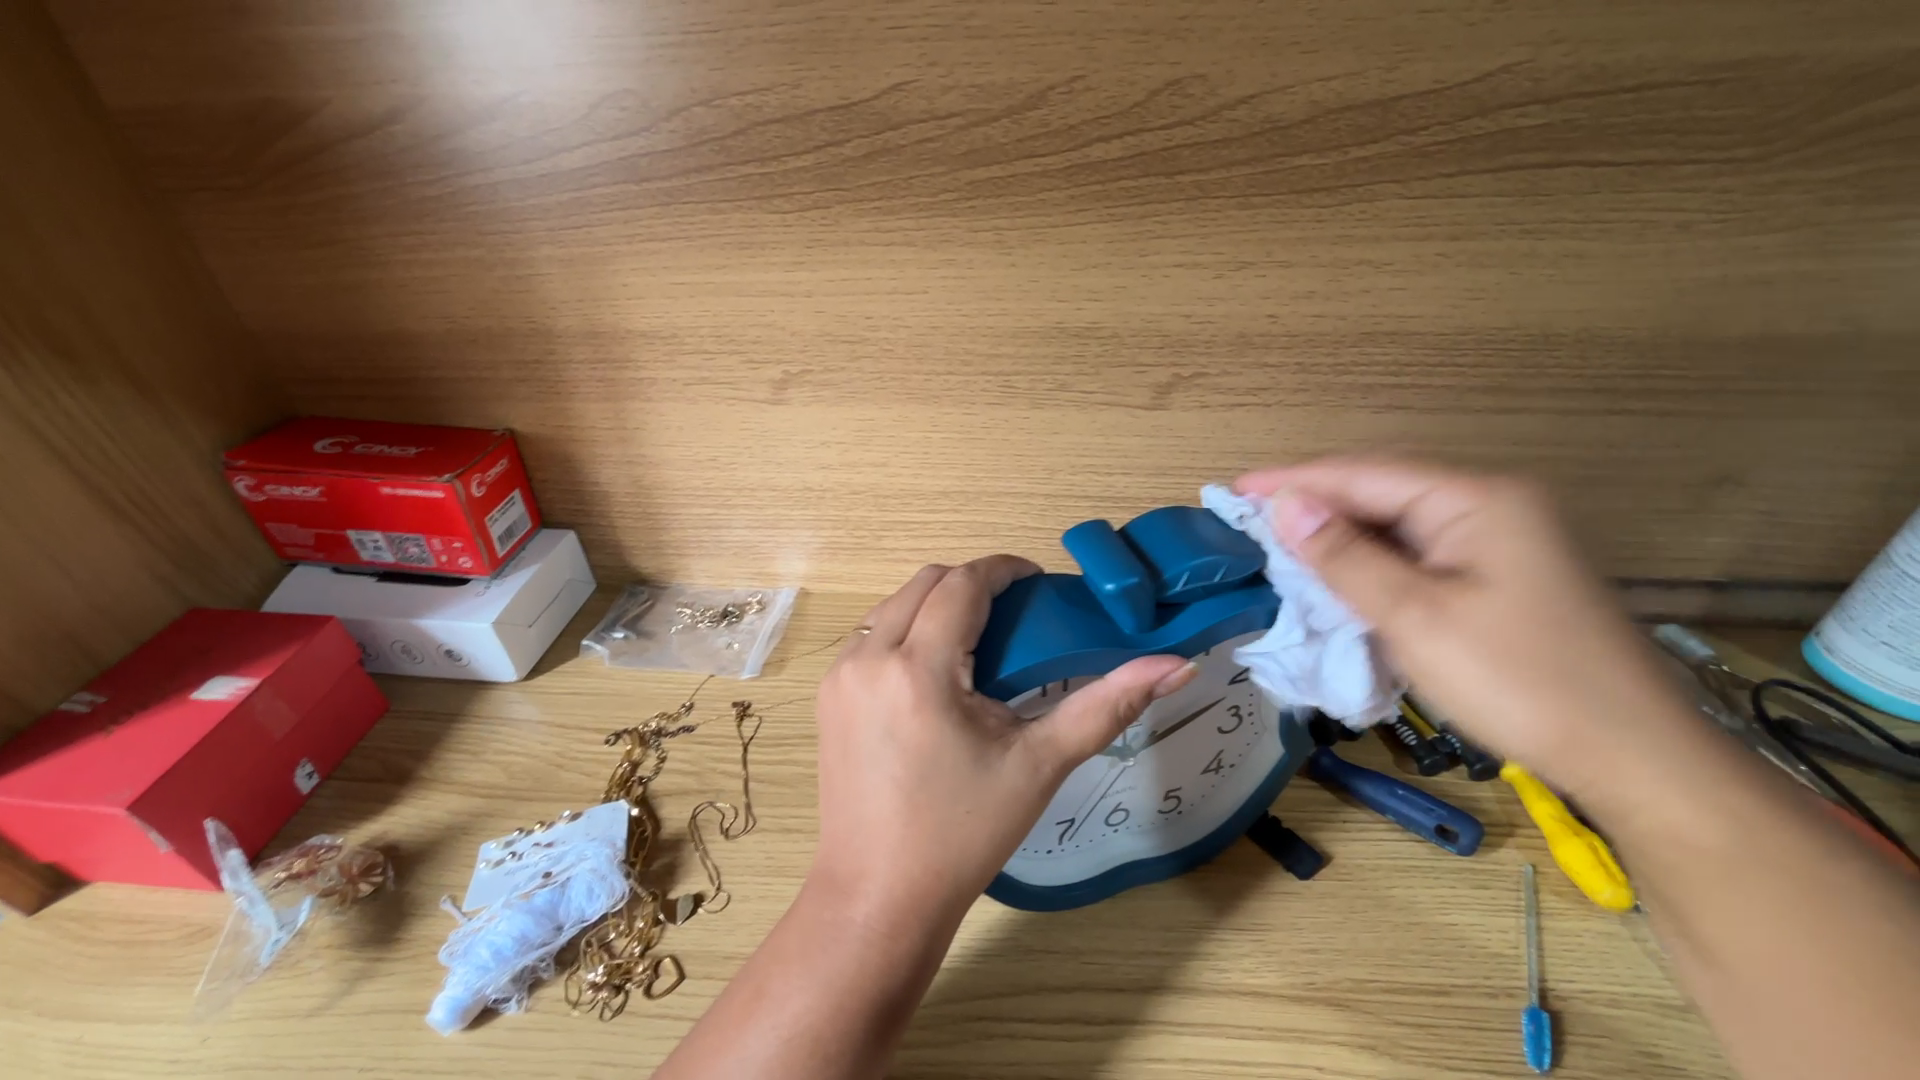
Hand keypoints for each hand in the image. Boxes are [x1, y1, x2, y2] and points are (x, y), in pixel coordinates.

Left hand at [810, 556, 1195, 922]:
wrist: (878, 894)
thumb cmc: (963, 834)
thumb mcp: (1039, 766)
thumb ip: (1107, 706)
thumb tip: (1176, 667)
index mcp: (918, 669)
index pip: (962, 585)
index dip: (1003, 570)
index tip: (1038, 580)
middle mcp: (867, 659)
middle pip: (924, 583)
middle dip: (971, 583)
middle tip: (1017, 611)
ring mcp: (839, 678)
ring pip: (891, 606)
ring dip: (935, 604)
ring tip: (980, 639)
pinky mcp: (826, 698)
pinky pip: (869, 637)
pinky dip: (905, 630)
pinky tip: (936, 670)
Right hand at [1235, 458, 1691, 792]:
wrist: (1632, 754)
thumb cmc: (1519, 681)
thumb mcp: (1416, 618)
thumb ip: (1345, 558)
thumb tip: (1286, 507)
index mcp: (1476, 499)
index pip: (1363, 474)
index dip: (1294, 481)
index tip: (1232, 491)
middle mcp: (1491, 504)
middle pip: (1382, 490)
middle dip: (1314, 505)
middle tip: (1247, 524)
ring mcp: (1502, 540)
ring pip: (1399, 524)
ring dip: (1341, 536)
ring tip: (1279, 548)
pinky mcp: (1503, 575)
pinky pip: (1420, 553)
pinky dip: (1372, 563)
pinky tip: (1339, 578)